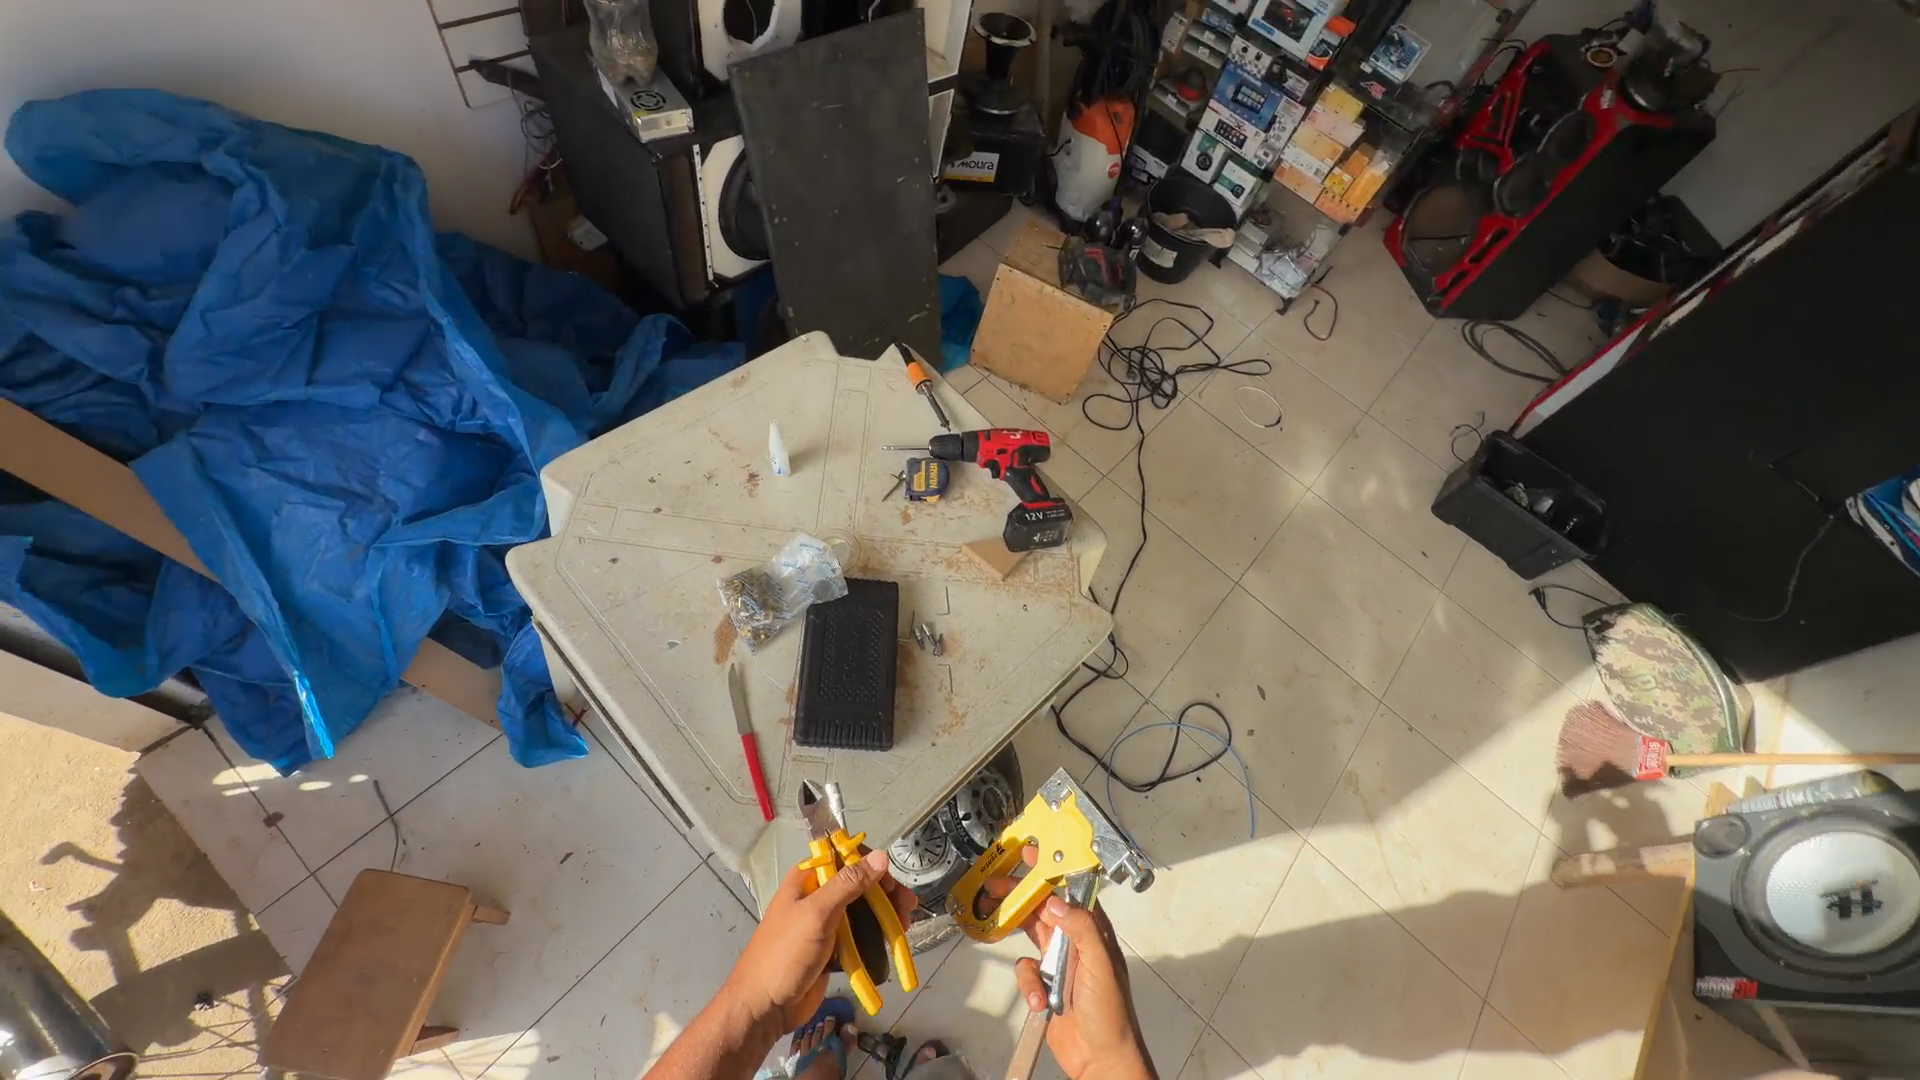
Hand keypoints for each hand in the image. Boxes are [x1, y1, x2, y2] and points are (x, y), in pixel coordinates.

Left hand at [720, 849, 917, 1033]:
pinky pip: (860, 934)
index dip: (870, 864)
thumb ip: (849, 883)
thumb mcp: (817, 913)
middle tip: (908, 905)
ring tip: (907, 923)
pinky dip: (877, 933)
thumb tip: (880, 856)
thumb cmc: (786, 953)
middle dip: (885, 892)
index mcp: (808, 878)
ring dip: (885, 913)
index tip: (889, 880)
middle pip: (859, 883)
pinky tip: (894, 938)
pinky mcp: (833, 947)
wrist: (764, 1007)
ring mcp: (825, 922)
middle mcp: (817, 895)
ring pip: (862, 909)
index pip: (844, 856)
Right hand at [992, 854, 1152, 1079]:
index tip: (1030, 854)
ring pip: (1030, 932)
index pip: (1071, 890)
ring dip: (1016, 934)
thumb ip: (1082, 930)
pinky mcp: (1044, 981)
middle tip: (994, 884)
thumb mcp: (1101, 966)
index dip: (1052, 870)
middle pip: (1043, 906)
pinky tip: (1037, 998)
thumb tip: (1057, 901)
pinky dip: (1027, 982)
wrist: (1099, 1060)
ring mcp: (1059, 960)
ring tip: (995, 921)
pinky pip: (1025, 969)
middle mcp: (1075, 939)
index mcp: (1093, 929)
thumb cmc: (1109, 1011)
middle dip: (1020, 894)